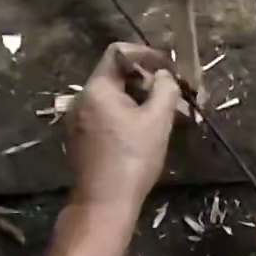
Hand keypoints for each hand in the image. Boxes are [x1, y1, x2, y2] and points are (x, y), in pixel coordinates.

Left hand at [67, 42, 181, 209]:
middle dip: (149, 81)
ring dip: (142, 101)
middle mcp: (83, 99)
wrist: (104, 203)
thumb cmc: (133, 158)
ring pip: (115, 98)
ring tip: (169, 116)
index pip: (119, 52)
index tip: (169, 67)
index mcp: (98, 89)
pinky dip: (129, 115)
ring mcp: (79, 120)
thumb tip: (164, 75)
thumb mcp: (157, 120)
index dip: (146, 54)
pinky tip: (149, 131)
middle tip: (175, 95)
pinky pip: (108, 115)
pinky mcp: (82, 138)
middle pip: (118, 75)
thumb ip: (165, 89)